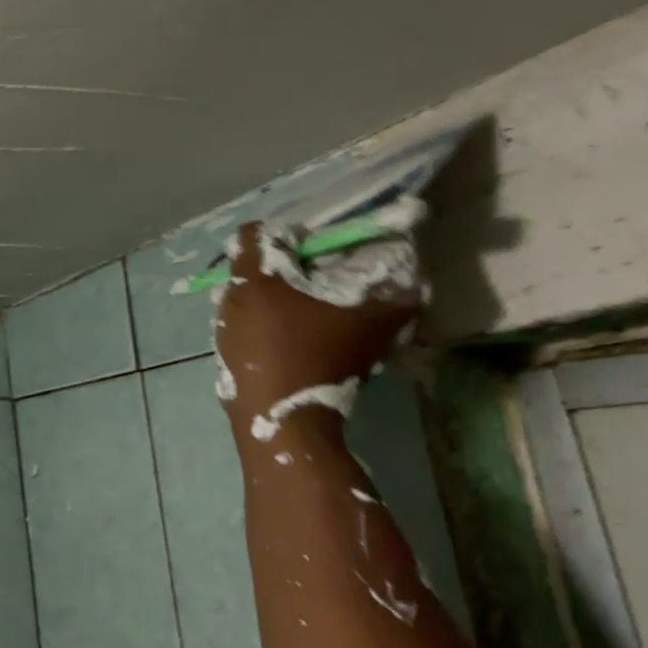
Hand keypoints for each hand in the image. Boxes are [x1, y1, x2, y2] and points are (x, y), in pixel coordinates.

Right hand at [215, 221, 422, 419]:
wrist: (274, 416)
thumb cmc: (272, 345)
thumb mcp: (254, 282)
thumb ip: (259, 243)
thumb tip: (265, 231)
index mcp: (390, 286)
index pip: (360, 234)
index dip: (313, 234)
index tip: (280, 246)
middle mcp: (395, 310)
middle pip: (338, 265)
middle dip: (295, 266)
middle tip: (259, 274)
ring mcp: (374, 337)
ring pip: (324, 293)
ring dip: (289, 292)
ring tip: (252, 300)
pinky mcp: (350, 357)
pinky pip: (320, 319)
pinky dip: (294, 316)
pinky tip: (262, 324)